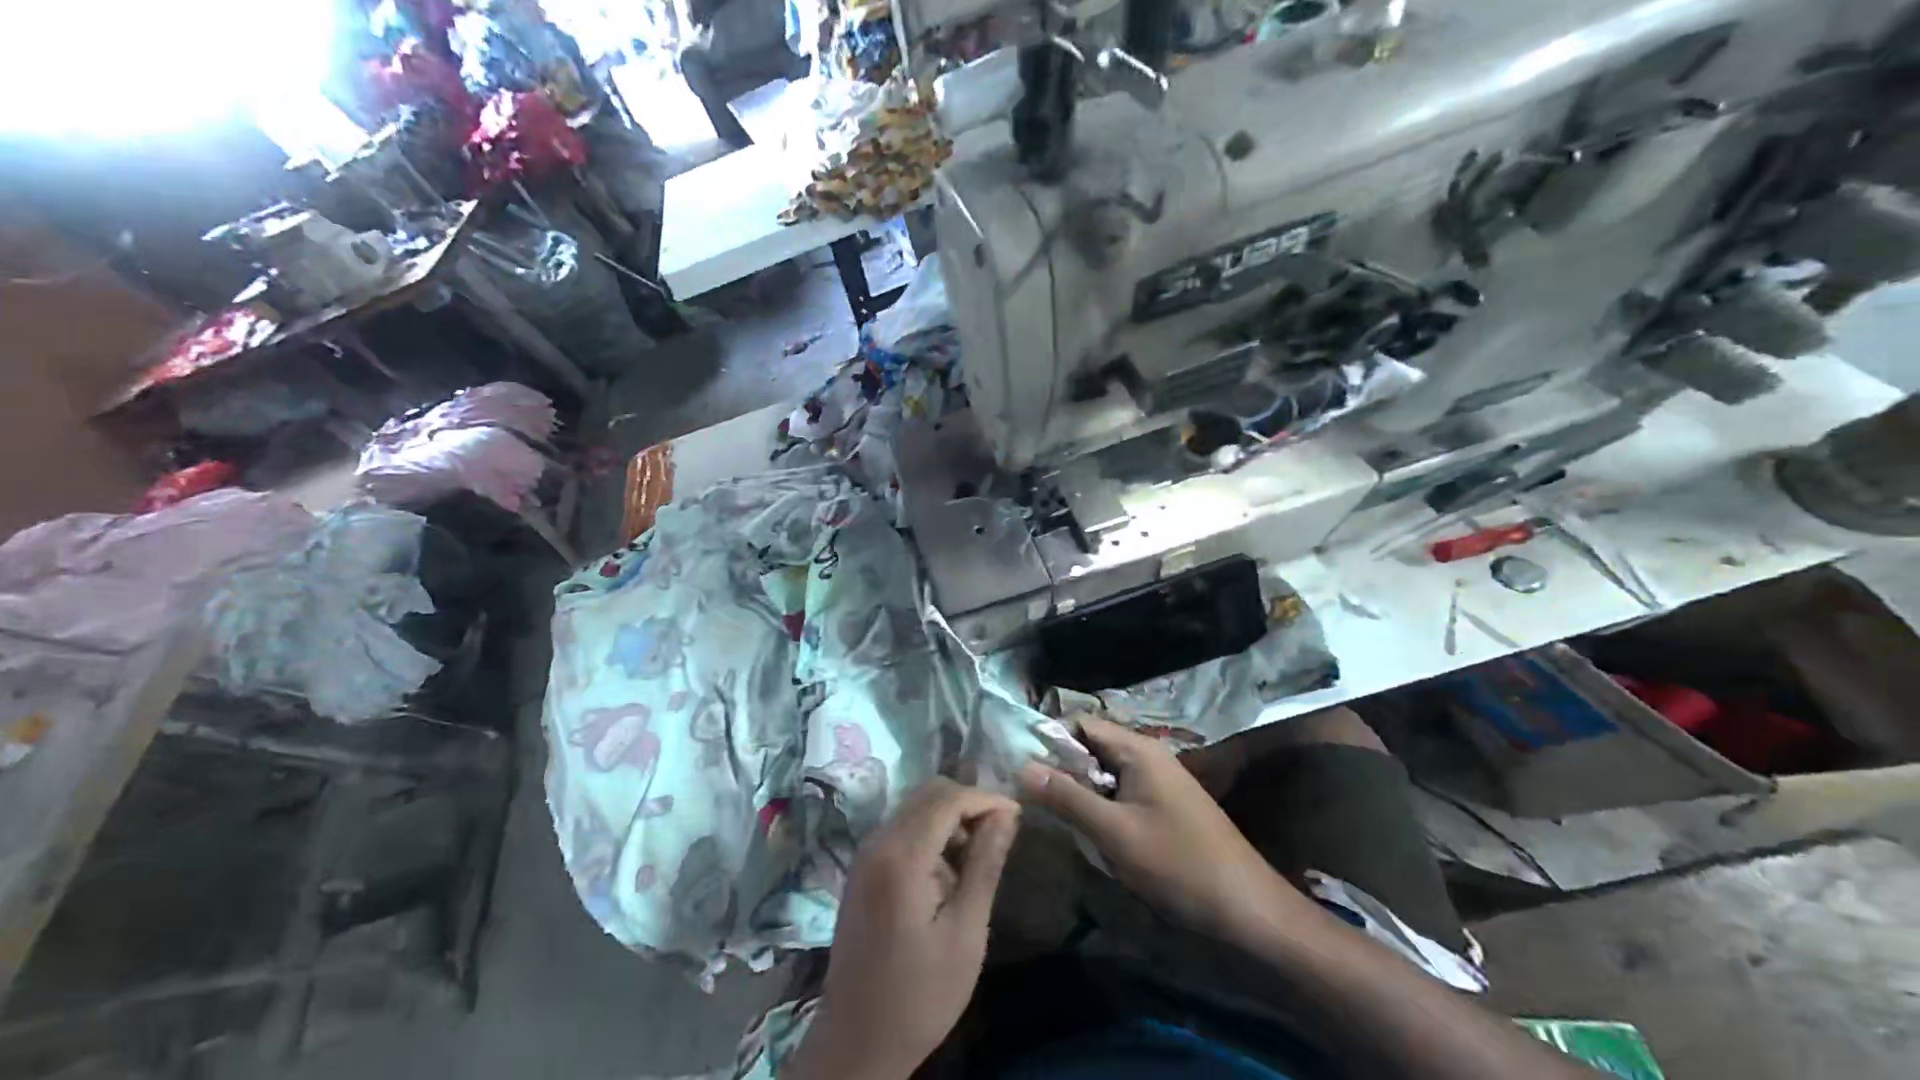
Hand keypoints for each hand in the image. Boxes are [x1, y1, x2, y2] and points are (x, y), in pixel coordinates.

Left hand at [790, 779, 1020, 1079]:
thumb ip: (984, 865)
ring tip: (978, 857)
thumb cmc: (920, 994)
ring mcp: (864, 854)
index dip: (986, 798)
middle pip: (927, 794)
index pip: (947, 799)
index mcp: (901, 856)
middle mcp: (876, 842)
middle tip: (1001, 834)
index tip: (1019, 816)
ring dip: (949, 818)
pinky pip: (900, 829)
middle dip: (968, 803)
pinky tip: (947, 871)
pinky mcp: (861, 869)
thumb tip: (1007, 815)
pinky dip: (929, 833)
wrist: (857, 1040)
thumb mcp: (966, 932)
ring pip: (913, 808)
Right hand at [1019, 714, 1306, 942]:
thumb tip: (1022, 766)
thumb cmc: (1178, 863)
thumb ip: (1067, 797)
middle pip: (1091, 746)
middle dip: (1060, 766)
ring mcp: (1158, 781)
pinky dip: (1099, 804)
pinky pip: (1119, 792)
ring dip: (1078, 788)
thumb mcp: (1114, 832)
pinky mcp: (1163, 805)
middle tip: (1028, 793)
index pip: (1081, 724)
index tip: (1019, 764)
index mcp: (1138, 750)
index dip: (1049, 739)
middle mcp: (1148, 756)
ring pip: (1104, 772)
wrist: (1246, 907)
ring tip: (1049, 812)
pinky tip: (1085, 829)